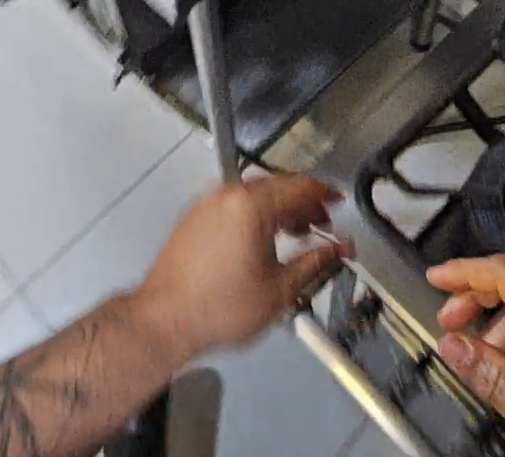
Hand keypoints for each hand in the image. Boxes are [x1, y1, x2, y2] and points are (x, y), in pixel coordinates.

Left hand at [134, 176, 346, 360]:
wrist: (164, 319)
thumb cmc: (219, 308)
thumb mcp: (280, 290)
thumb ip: (316, 263)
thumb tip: (340, 249)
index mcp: (251, 205)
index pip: (298, 186)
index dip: (324, 193)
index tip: (338, 201)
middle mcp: (227, 194)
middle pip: (276, 185)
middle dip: (302, 202)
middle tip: (321, 222)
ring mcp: (208, 202)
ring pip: (254, 193)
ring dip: (279, 207)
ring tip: (295, 232)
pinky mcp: (195, 215)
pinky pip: (234, 203)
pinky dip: (255, 212)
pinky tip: (263, 238)